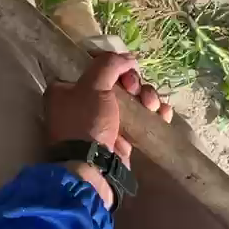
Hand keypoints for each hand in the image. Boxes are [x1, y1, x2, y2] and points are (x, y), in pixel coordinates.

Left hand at [45, 51, 172, 206]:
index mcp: (65, 90)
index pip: (94, 67)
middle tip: (137, 90)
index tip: (126, 70)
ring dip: (146, 97)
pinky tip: (163, 114)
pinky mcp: (119, 139)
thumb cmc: (86, 123)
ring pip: (130, 100)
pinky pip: (138, 120)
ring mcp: (101, 123)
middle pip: (116, 83)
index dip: (114, 66)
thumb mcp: (93, 86)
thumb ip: (109, 65)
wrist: (92, 171)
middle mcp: (81, 105)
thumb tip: (128, 57)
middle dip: (134, 83)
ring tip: (152, 105)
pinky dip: (152, 115)